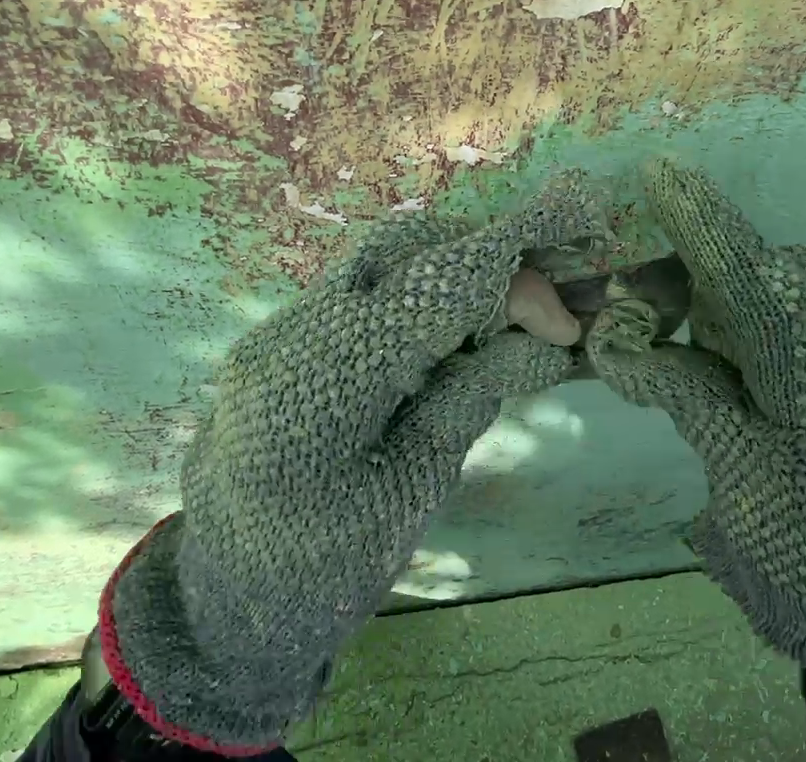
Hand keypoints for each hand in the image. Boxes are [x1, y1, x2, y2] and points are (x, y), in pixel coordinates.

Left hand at [100, 174, 609, 751]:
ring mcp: (282, 328)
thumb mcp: (412, 491)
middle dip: (488, 257)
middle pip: (403, 248)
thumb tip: (545, 337)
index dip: (510, 254)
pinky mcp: (289, 332)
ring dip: (459, 269)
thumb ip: (470, 398)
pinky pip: (369, 287)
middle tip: (550, 314)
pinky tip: (460, 328)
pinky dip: (426, 291)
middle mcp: (291, 336)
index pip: (431, 291)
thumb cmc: (323, 569)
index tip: (580, 215)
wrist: (225, 589)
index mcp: (319, 391)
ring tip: (512, 320)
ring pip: (384, 258)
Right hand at [587, 158, 805, 622]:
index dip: (707, 230)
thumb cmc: (803, 556)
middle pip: (786, 270)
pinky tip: (766, 347)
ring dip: (755, 286)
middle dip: (718, 271)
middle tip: (665, 307)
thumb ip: (679, 388)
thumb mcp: (731, 476)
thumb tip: (615, 333)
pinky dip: (788, 300)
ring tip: (725, 343)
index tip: (661, 173)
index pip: (760, 292)